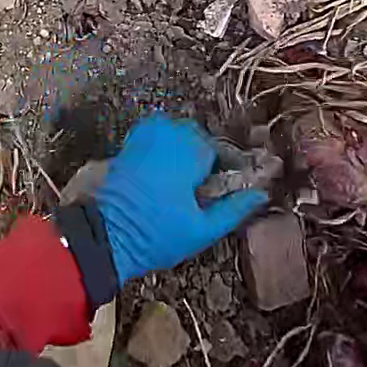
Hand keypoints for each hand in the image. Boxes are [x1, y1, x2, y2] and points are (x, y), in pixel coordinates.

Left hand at [96, 115, 268, 285]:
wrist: (106, 238)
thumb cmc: (156, 236)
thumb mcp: (201, 230)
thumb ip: (233, 210)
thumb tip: (261, 195)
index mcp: (189, 157)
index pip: (218, 149)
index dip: (225, 165)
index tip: (226, 180)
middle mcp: (169, 139)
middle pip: (198, 135)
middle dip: (204, 153)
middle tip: (204, 180)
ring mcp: (147, 138)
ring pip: (176, 128)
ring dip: (184, 144)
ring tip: (184, 171)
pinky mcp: (130, 144)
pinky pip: (154, 129)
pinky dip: (163, 138)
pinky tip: (164, 161)